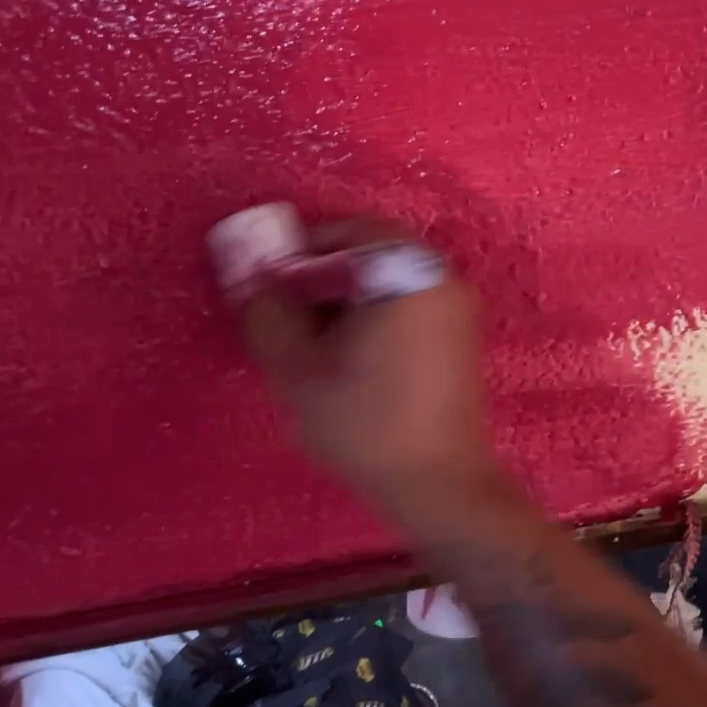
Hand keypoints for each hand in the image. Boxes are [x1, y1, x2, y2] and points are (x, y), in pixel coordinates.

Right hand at [232, 217, 498, 507]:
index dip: (306, 245)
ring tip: (310, 338)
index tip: (269, 276)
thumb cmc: (365, 421)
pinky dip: (376, 311)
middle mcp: (446, 278)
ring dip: (348, 294)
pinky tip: (346, 352)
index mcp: (413, 274)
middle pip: (377, 251)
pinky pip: (413, 301)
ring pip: (394, 278)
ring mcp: (460, 306)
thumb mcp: (298, 366)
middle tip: (284, 309)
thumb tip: (245, 266)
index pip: (356, 229)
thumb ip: (267, 308)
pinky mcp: (462, 333)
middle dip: (325, 271)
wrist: (439, 477)